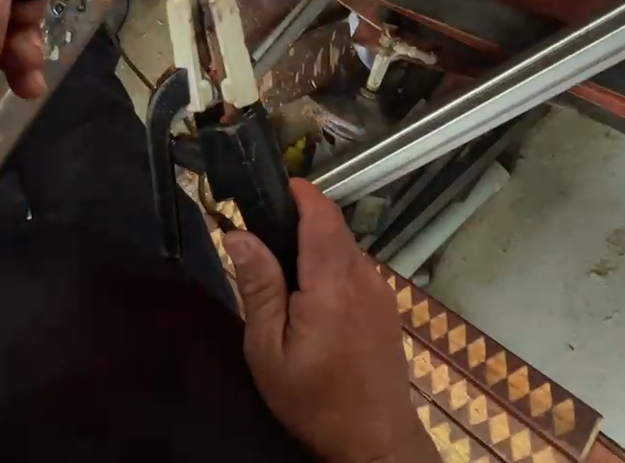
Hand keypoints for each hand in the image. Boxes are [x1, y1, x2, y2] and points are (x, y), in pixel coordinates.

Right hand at [226, 180, 435, 462]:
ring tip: (281, 273)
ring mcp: (380, 290)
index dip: (299, 191)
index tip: (269, 187)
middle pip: (331, 225)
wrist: (376, 446)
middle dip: (298, 219)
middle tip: (261, 236)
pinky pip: (354, 267)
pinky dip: (330, 266)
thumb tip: (237, 233)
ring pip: (343, 246)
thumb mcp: (269, 350)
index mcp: (332, 283)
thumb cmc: (315, 400)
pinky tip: (311, 297)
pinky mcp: (386, 306)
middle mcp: (363, 276)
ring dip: (314, 245)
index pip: (321, 213)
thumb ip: (258, 286)